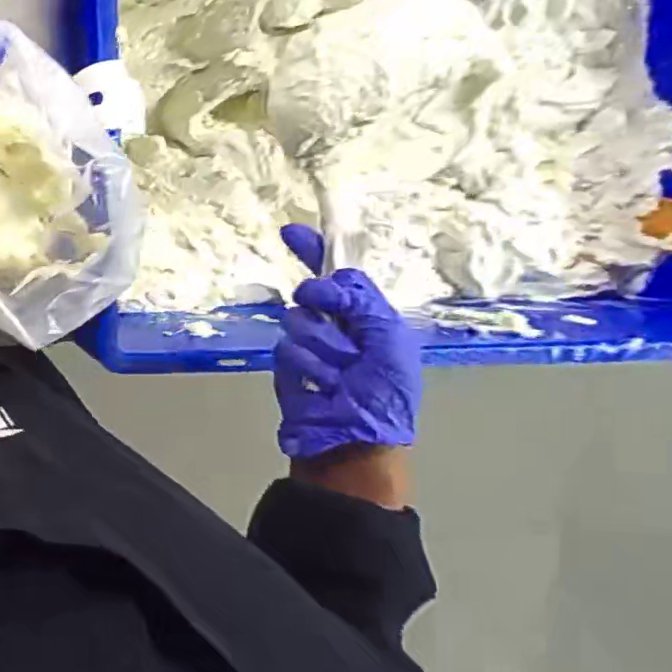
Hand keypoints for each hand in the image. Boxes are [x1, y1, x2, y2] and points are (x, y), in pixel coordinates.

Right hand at [274, 224, 422, 460]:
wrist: (353, 439)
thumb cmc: (384, 394)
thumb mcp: (388, 342)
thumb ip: (362, 305)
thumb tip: (326, 280)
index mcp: (364, 317)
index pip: (335, 276)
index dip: (315, 252)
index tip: (290, 232)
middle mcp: (332, 325)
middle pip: (313, 296)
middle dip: (329, 316)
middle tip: (347, 344)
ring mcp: (305, 346)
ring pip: (298, 324)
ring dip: (323, 350)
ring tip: (338, 377)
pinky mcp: (283, 367)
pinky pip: (285, 352)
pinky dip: (305, 368)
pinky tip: (319, 387)